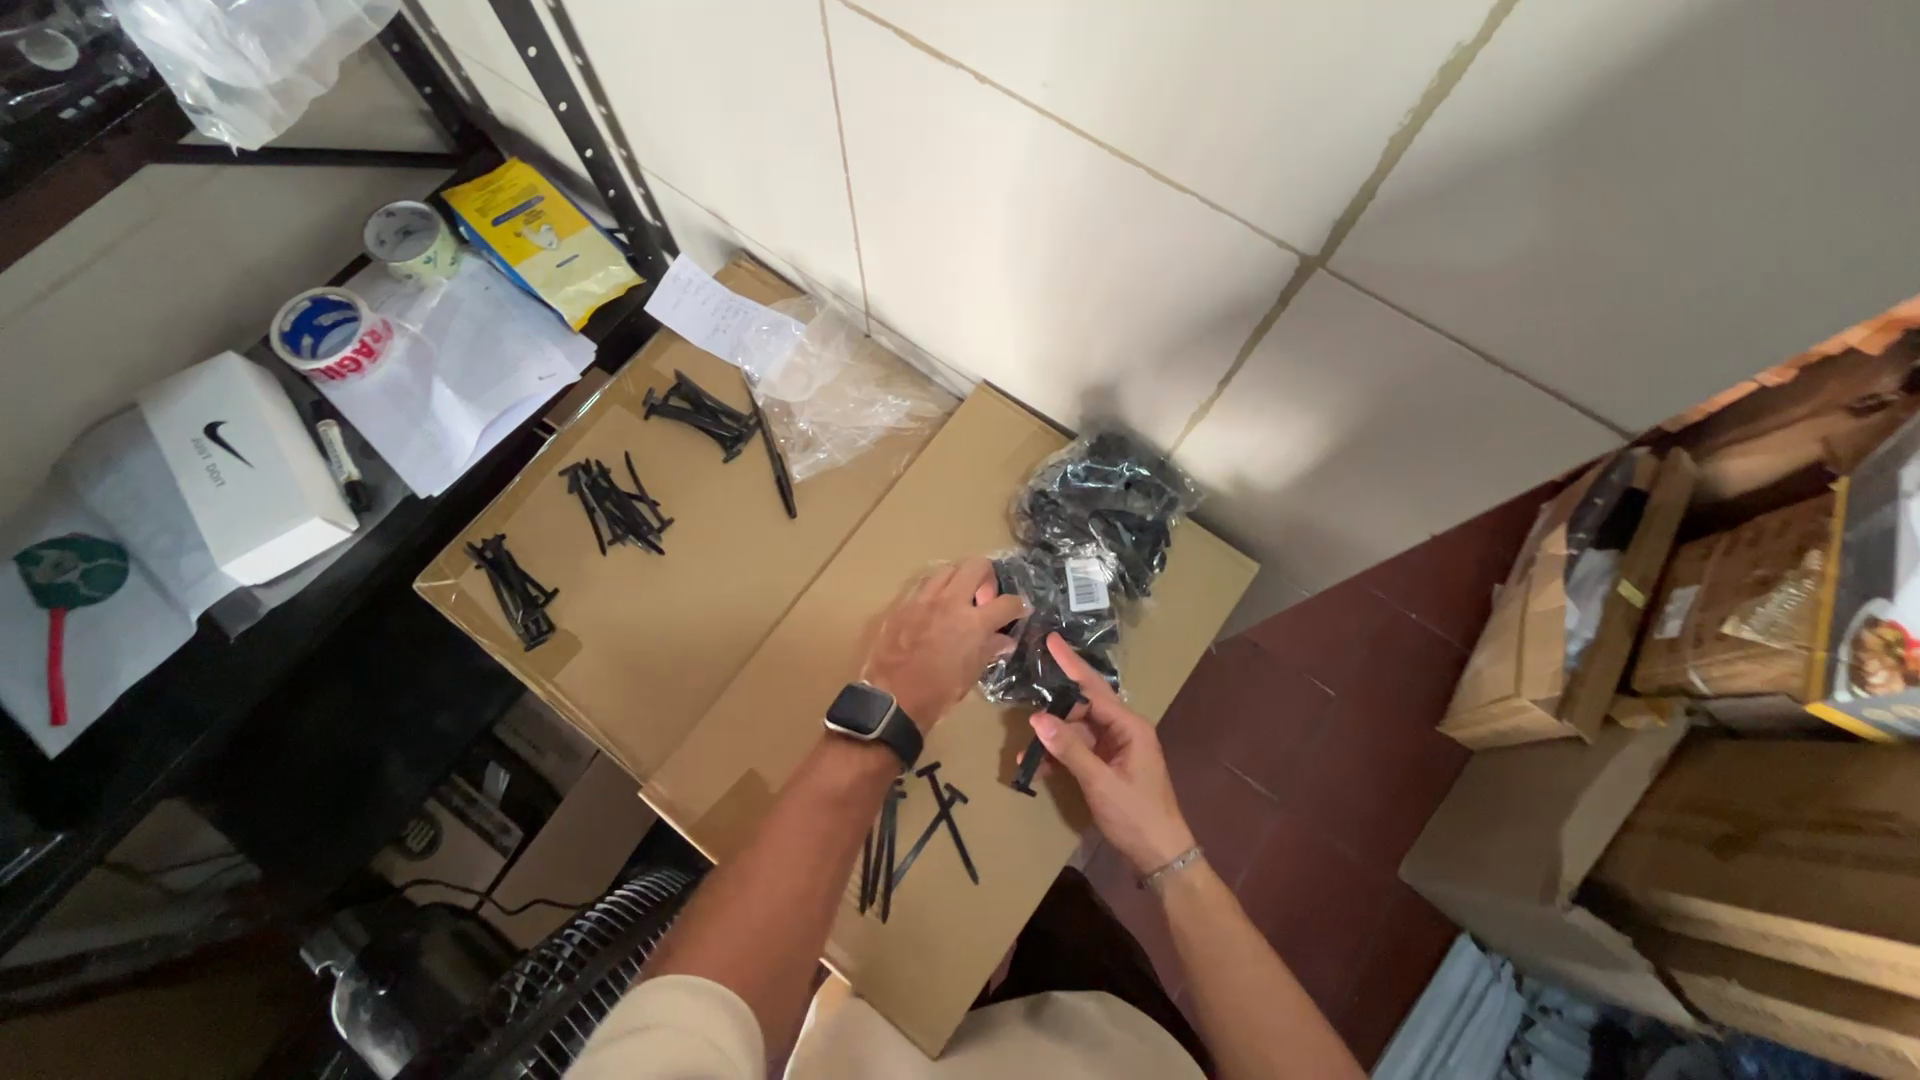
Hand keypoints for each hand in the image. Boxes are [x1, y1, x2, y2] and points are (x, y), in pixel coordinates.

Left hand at [862, 557, 1027, 734]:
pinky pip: (923, 584)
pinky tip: (935, 608)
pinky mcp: (903, 604)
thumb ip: (989, 650)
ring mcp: (924, 600)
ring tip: (959, 599)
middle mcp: (951, 602)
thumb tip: (1005, 640)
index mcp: (973, 623)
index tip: (1020, 610)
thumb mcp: (970, 674)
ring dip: (959, 579)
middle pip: (977, 566)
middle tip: (985, 598)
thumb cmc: (937, 693)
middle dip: (988, 577)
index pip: (1007, 603)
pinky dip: (936, 590)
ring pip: (948, 569)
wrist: (892, 698)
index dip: (1019, 605)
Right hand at [1029, 633, 1195, 875]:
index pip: (1093, 689)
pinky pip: (1080, 752)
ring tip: (1023, 753)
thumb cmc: (1137, 816)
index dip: (1070, 665)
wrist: (1161, 856)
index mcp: (1130, 727)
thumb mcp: (1100, 783)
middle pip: (1082, 709)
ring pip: (1077, 732)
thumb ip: (1069, 749)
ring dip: (1052, 741)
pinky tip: (1038, 768)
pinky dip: (1060, 757)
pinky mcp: (1109, 766)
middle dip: (1053, 713)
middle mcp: (1124, 731)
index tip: (1051, 640)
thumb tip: (1038, 718)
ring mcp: (1116, 749)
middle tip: (1024, 713)